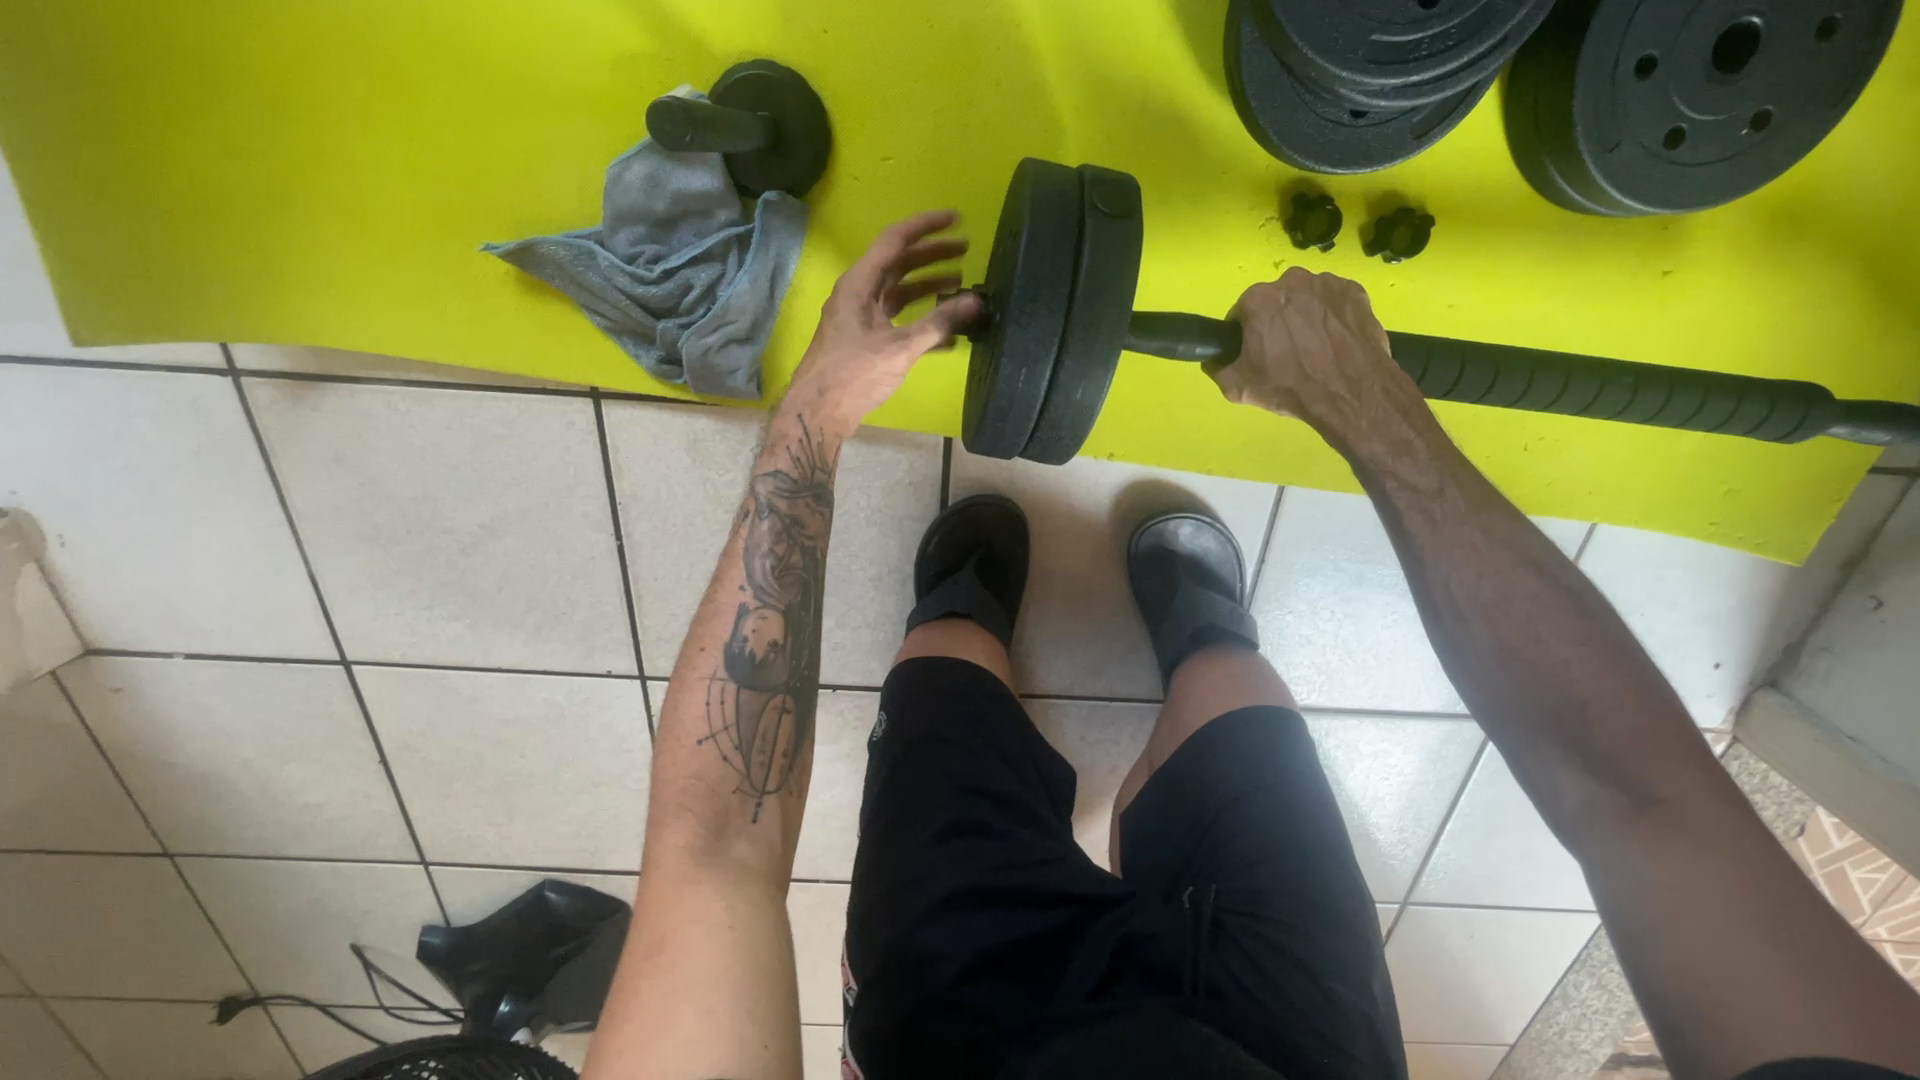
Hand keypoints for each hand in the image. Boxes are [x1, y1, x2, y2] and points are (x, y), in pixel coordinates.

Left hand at [785, 210, 981, 429]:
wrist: (820, 411)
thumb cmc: (854, 373)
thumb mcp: (901, 347)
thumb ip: (939, 322)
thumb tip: (975, 301)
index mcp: (860, 283)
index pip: (895, 240)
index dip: (926, 226)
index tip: (957, 219)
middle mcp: (859, 293)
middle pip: (899, 263)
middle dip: (932, 255)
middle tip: (966, 250)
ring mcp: (861, 317)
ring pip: (899, 291)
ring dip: (928, 286)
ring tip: (961, 284)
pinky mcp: (866, 339)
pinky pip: (897, 318)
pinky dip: (921, 318)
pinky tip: (947, 329)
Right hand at [1209, 266, 1425, 448]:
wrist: (1349, 392)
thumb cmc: (1290, 386)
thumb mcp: (1238, 388)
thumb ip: (1218, 370)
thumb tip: (1214, 362)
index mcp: (1258, 299)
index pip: (1242, 313)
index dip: (1245, 334)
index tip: (1254, 352)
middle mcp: (1291, 281)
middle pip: (1276, 301)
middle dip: (1277, 321)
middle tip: (1286, 351)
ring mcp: (1326, 283)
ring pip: (1306, 298)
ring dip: (1305, 316)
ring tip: (1314, 346)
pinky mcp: (1354, 291)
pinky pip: (1334, 300)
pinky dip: (1331, 315)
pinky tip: (1335, 340)